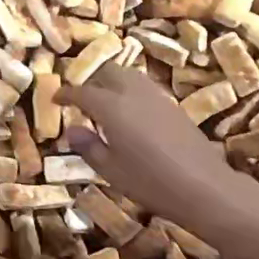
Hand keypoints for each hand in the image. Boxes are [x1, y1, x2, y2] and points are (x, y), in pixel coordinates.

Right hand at [57, 64, 258, 225]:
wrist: (202, 186)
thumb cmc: (150, 182)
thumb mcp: (111, 170)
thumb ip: (89, 146)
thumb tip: (72, 130)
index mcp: (111, 106)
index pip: (82, 91)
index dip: (66, 94)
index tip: (56, 98)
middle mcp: (133, 93)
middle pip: (108, 72)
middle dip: (91, 81)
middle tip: (81, 99)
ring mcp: (157, 96)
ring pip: (129, 76)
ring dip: (112, 82)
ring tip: (105, 103)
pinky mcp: (174, 105)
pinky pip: (144, 88)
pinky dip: (130, 92)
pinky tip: (130, 113)